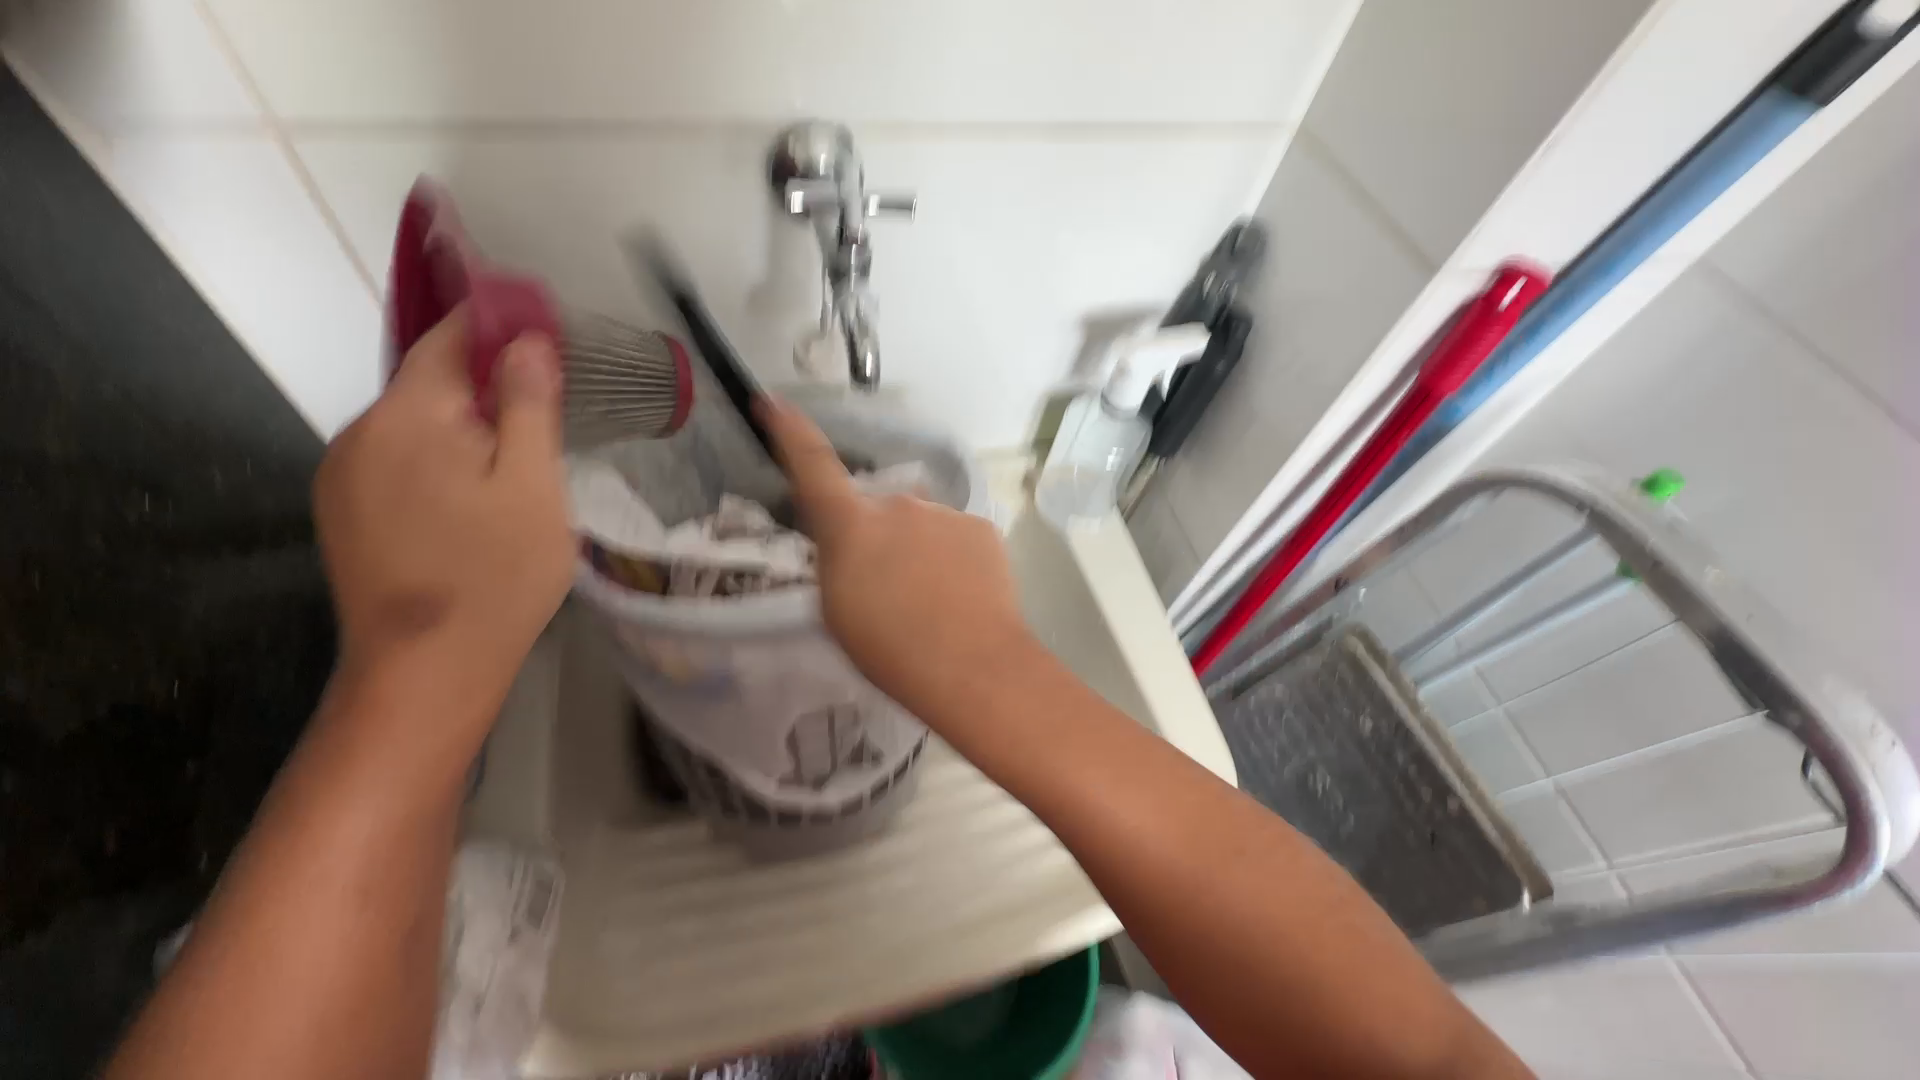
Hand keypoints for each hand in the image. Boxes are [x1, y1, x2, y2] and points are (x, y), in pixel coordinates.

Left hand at [314, 309, 572, 689]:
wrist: (426, 670)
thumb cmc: (497, 574)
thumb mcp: (534, 486)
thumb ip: (527, 405)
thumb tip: (527, 338)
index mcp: (408, 416)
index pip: (451, 338)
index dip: (499, 325)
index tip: (547, 332)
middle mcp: (360, 432)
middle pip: (430, 384)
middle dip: (486, 389)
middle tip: (545, 421)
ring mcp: (342, 476)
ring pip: (414, 427)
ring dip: (461, 431)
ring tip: (512, 473)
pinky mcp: (342, 513)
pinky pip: (397, 463)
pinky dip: (436, 464)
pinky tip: (469, 506)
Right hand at [760, 399, 1035, 719]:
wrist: (971, 666)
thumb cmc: (889, 649)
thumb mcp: (836, 610)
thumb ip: (838, 562)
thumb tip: (853, 546)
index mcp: (851, 525)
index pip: (812, 464)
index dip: (789, 431)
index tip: (773, 401)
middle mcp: (898, 504)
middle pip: (877, 510)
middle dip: (876, 537)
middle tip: (886, 588)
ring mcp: (944, 513)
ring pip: (920, 524)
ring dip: (917, 549)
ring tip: (929, 600)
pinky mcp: (981, 527)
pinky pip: (954, 536)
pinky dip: (951, 559)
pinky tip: (960, 595)